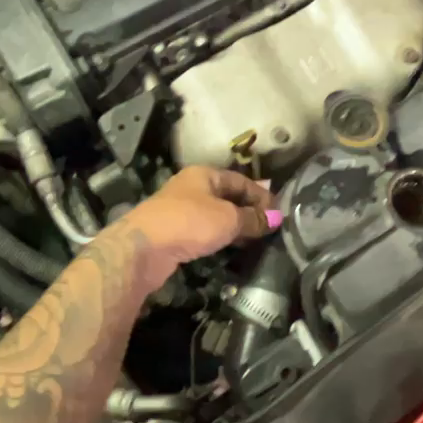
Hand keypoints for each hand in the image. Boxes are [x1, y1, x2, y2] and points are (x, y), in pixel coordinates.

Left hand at [115, 166, 274, 293]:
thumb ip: (253, 218)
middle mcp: (193, 187)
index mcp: (205, 174)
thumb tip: (277, 218)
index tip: (279, 212)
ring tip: (255, 238)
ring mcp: (181, 209)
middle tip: (270, 226)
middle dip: (250, 209)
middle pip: (228, 195)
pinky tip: (231, 246)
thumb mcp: (228, 219)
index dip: (262, 195)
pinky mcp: (174, 232)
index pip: (241, 180)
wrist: (142, 248)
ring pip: (216, 214)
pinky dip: (220, 235)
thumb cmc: (189, 223)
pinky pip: (205, 229)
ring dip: (236, 224)